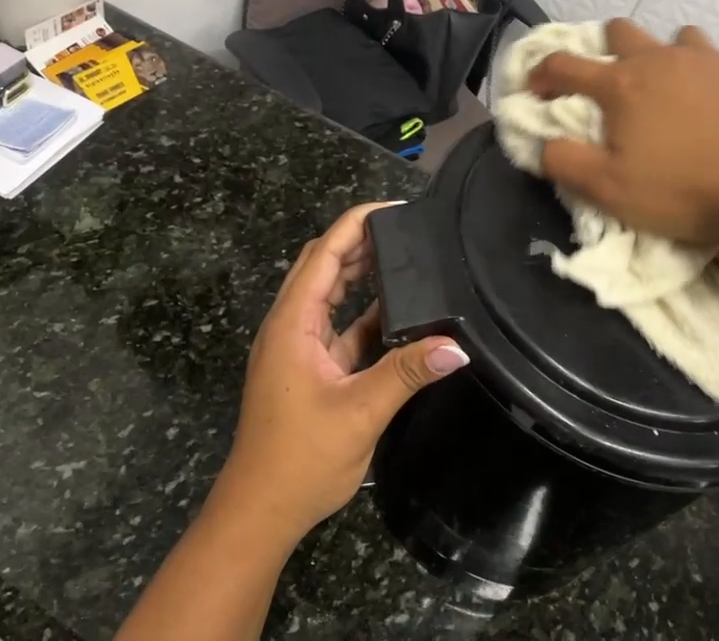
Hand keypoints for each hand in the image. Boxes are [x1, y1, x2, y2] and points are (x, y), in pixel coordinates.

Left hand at [212, 202, 468, 544]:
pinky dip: (363, 315)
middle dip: (360, 243)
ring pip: (329, 295)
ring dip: (361, 276)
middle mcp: (291, 325)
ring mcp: (297, 347)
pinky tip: (398, 314)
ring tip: (407, 260)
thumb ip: (406, 372)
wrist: (260, 510)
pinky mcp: (308, 369)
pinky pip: (338, 327)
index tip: (394, 208)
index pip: (324, 254)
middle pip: (323, 266)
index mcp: (293, 322)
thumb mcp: (360, 412)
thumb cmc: (300, 457)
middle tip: (408, 232)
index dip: (355, 224)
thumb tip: (458, 346)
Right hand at [526, 19, 718, 245]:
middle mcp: (658, 59)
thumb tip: (541, 142)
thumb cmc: (684, 189)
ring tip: (660, 89)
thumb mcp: (610, 190)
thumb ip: (564, 161)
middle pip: (617, 31)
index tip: (535, 92)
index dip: (541, 75)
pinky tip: (705, 99)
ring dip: (654, 55)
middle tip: (603, 85)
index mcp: (620, 84)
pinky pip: (708, 55)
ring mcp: (704, 59)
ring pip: (667, 37)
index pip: (563, 65)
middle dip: (600, 51)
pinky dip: (694, 69)